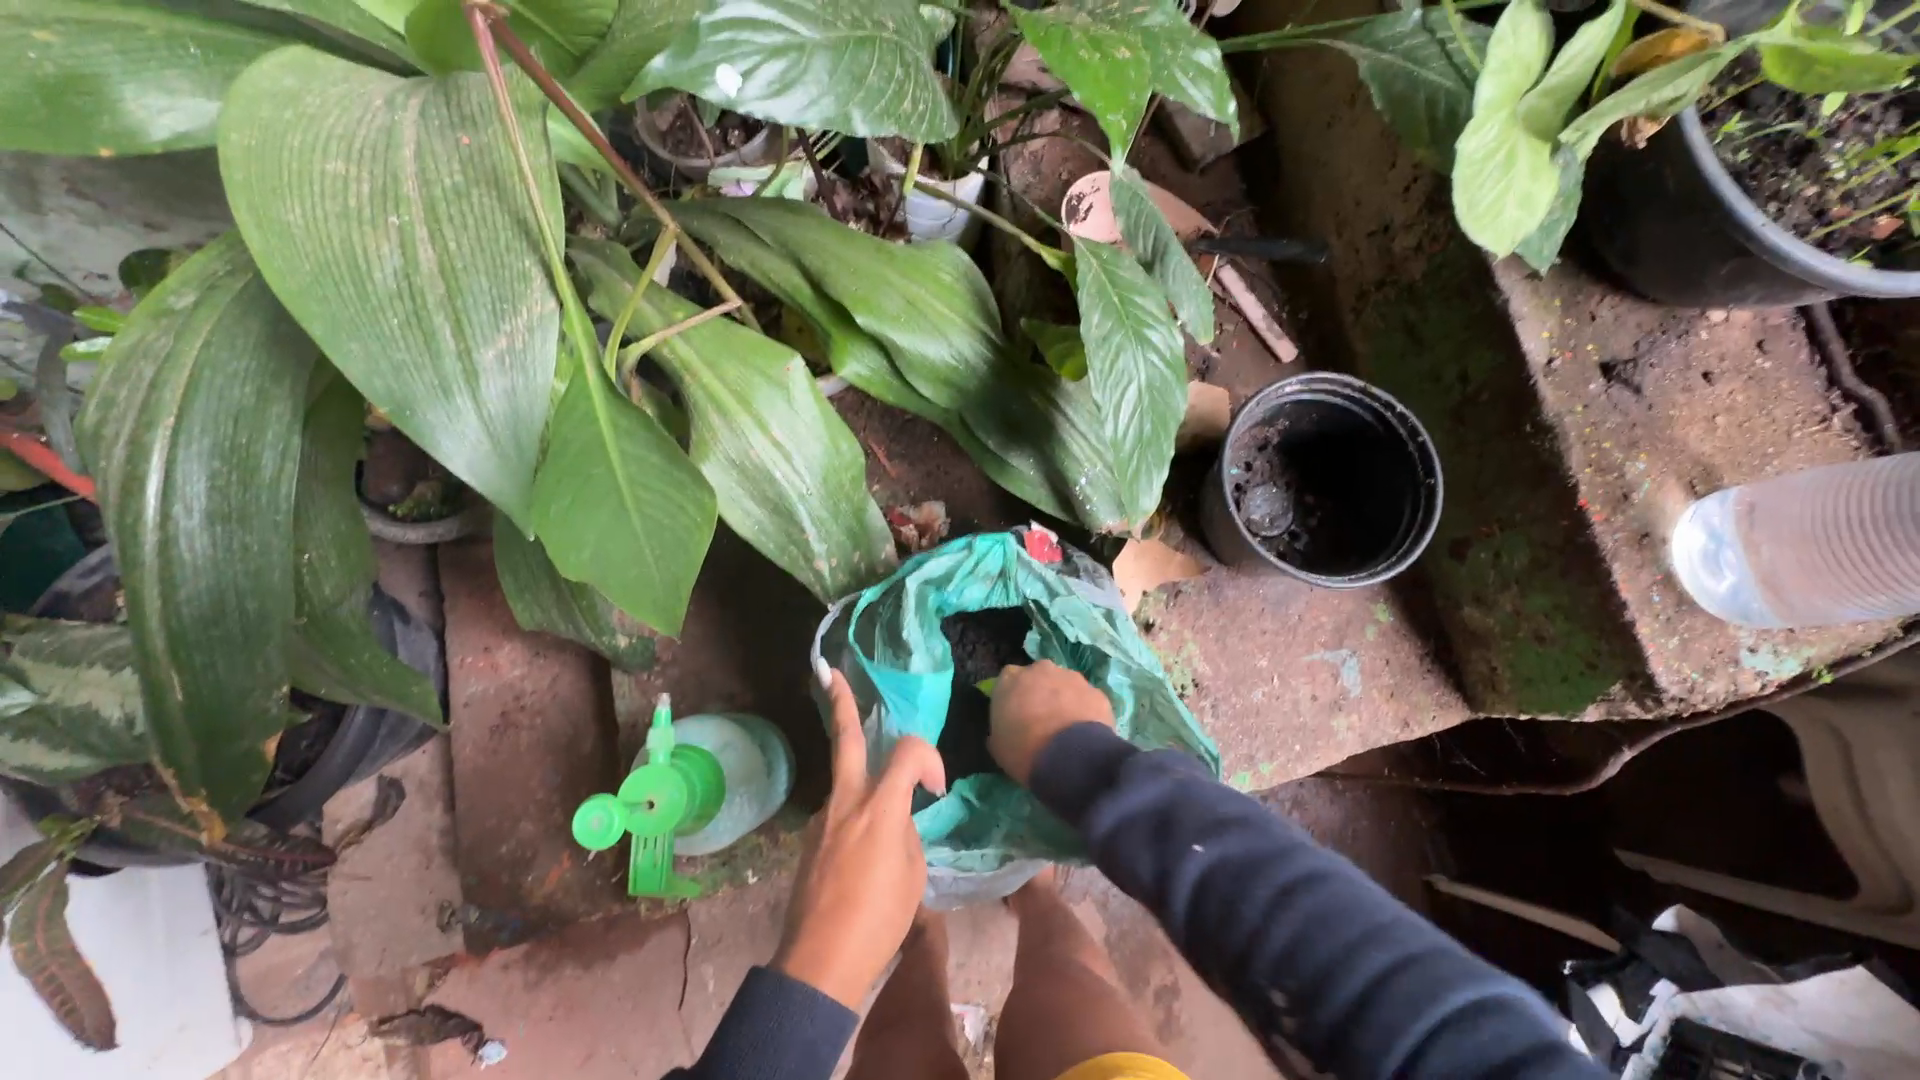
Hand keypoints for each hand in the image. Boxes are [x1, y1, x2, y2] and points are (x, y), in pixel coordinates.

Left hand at [773, 665, 945, 1008]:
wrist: (821, 960)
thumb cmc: (880, 920)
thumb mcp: (913, 873)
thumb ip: (906, 832)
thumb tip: (897, 819)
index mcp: (879, 808)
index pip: (909, 752)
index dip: (931, 759)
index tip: (937, 788)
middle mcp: (845, 802)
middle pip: (846, 739)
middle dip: (841, 702)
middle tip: (831, 672)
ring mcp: (821, 819)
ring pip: (845, 782)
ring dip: (863, 783)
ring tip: (881, 832)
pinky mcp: (809, 841)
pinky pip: (838, 815)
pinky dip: (854, 820)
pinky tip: (860, 859)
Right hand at [989, 660, 1114, 785]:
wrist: (1070, 758)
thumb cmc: (1023, 750)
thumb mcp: (997, 745)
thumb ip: (1000, 728)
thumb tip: (1005, 730)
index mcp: (1010, 679)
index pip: (1008, 681)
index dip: (1013, 699)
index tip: (1015, 716)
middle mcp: (1040, 669)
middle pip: (1038, 678)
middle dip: (1040, 694)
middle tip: (1042, 721)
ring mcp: (1072, 677)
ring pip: (1065, 686)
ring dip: (1064, 701)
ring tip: (1066, 729)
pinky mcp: (1097, 691)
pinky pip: (1087, 700)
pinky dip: (1085, 712)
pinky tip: (1085, 734)